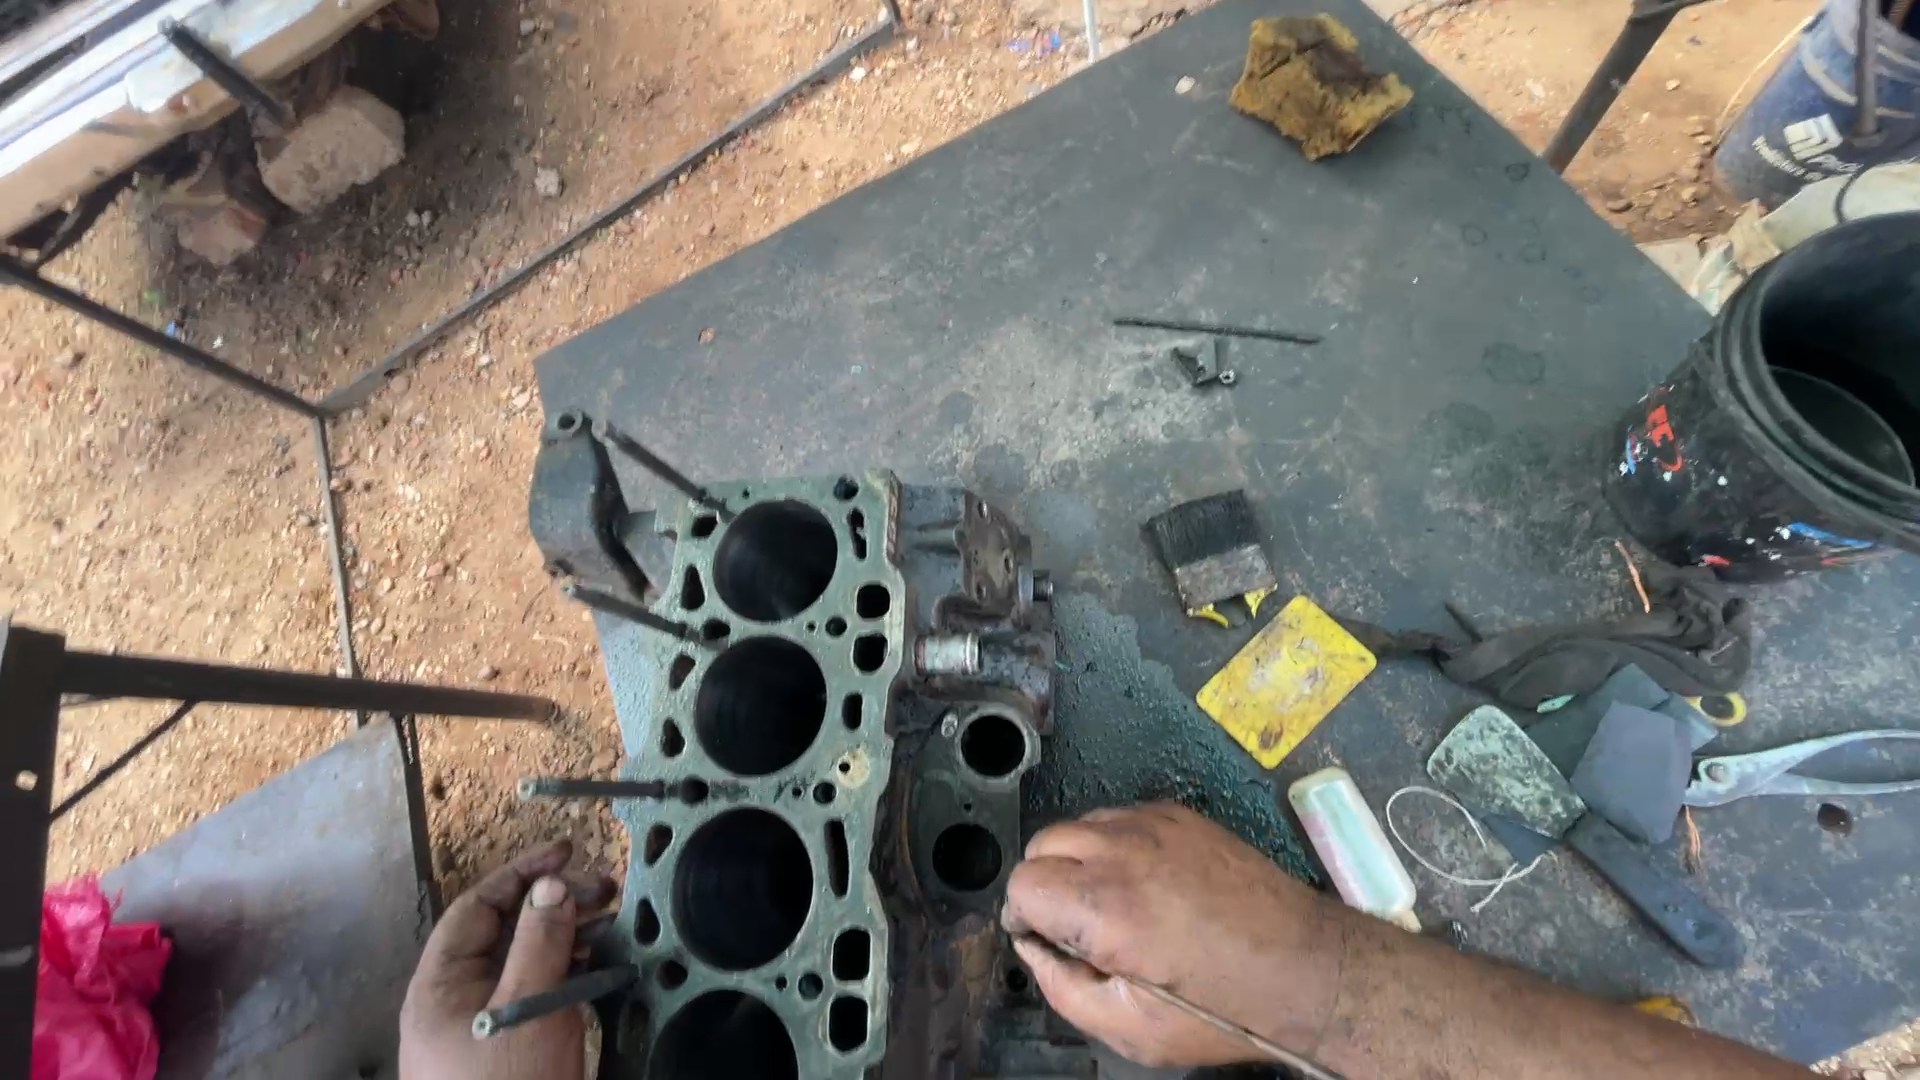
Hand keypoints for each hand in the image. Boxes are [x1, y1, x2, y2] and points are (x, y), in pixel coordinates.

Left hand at [400, 840, 616, 1079]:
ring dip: (572, 923)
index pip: (476, 908)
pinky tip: (603, 947)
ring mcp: (494, 1013)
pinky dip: (576, 955)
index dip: (520, 873)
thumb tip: (553, 884)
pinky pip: (547, 976)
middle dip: (556, 898)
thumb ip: (539, 943)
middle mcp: (464, 992)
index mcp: (443, 985)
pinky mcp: (522, 1030)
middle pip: (509, 924)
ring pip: (532, 948)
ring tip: (613, 912)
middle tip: (607, 886)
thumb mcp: (524, 1011)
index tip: (567, 850)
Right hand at [1001, 803, 1347, 1068]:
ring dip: (1077, 857)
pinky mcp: (1174, 811)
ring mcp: (1148, 822)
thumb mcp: (1131, 1031)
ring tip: (1112, 898)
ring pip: (1078, 824)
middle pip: (1042, 843)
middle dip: (1045, 881)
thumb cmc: (1219, 1007)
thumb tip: (1035, 948)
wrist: (1305, 965)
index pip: (1022, 882)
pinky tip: (1144, 878)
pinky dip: (1113, 843)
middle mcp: (1118, 850)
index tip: (1042, 935)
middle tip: (1074, 920)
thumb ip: (1063, 989)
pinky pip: (1118, 816)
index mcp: (1103, 906)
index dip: (1024, 913)